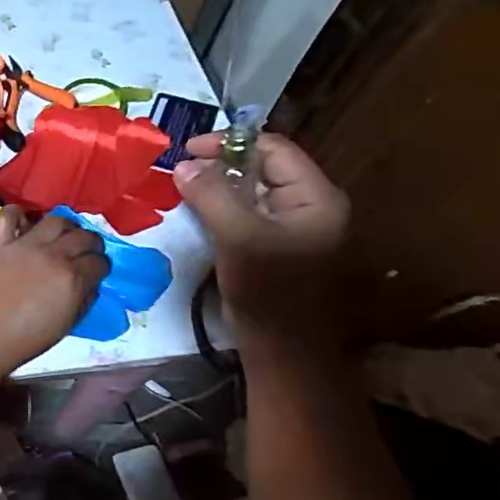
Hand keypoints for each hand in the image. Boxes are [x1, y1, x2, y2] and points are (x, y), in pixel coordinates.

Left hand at [0, 207, 109, 380]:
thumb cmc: (28, 339)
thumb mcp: (67, 324)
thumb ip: (84, 299)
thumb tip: (90, 283)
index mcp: (72, 278)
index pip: (99, 262)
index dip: (102, 267)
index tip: (97, 273)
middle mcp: (53, 256)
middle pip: (84, 236)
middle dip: (91, 245)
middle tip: (86, 254)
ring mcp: (25, 246)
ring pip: (55, 220)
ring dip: (66, 227)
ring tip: (62, 237)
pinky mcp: (0, 244)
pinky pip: (9, 216)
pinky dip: (18, 215)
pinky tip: (25, 224)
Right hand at [173, 132, 349, 336]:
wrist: (284, 356)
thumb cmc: (269, 293)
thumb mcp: (238, 237)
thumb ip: (212, 195)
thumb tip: (182, 165)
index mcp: (316, 197)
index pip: (274, 149)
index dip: (229, 144)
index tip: (188, 151)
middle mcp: (312, 207)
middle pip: (265, 169)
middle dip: (222, 165)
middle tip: (183, 171)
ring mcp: (297, 230)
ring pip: (255, 194)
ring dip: (221, 189)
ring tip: (186, 190)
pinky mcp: (280, 250)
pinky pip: (252, 218)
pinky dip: (226, 211)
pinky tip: (200, 216)